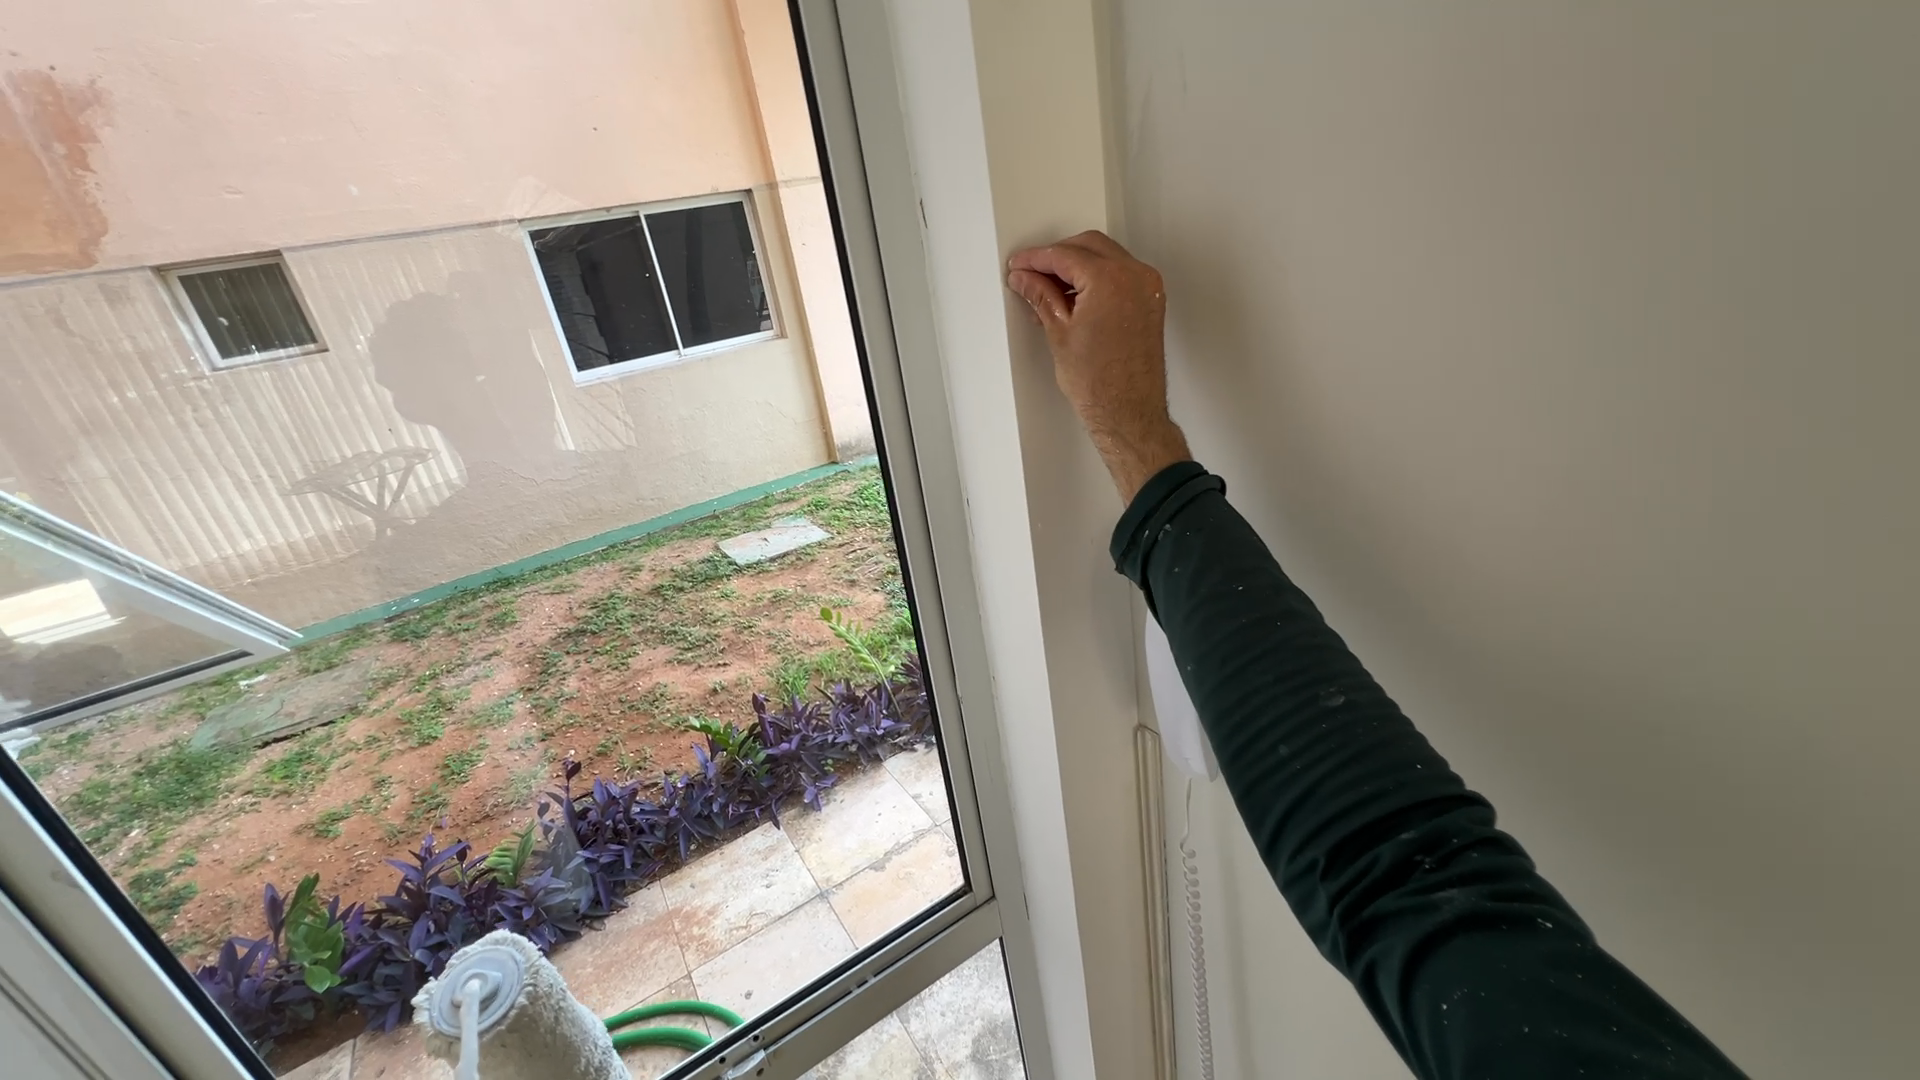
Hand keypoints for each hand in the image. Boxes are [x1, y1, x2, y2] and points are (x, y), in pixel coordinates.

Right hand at [1008, 231, 1191, 502]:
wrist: (1128, 413)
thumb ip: (1042, 297)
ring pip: (1106, 258)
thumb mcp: (1059, 333)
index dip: (1037, 259)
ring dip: (1078, 266)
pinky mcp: (1150, 303)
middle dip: (1057, 257)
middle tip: (1031, 274)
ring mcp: (1147, 289)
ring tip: (1049, 290)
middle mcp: (1135, 277)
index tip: (1021, 265)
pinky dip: (1097, 279)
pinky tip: (1075, 298)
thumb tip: (1027, 279)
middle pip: (1089, 247)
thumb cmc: (1100, 384)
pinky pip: (1121, 275)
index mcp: (1111, 280)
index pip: (1066, 255)